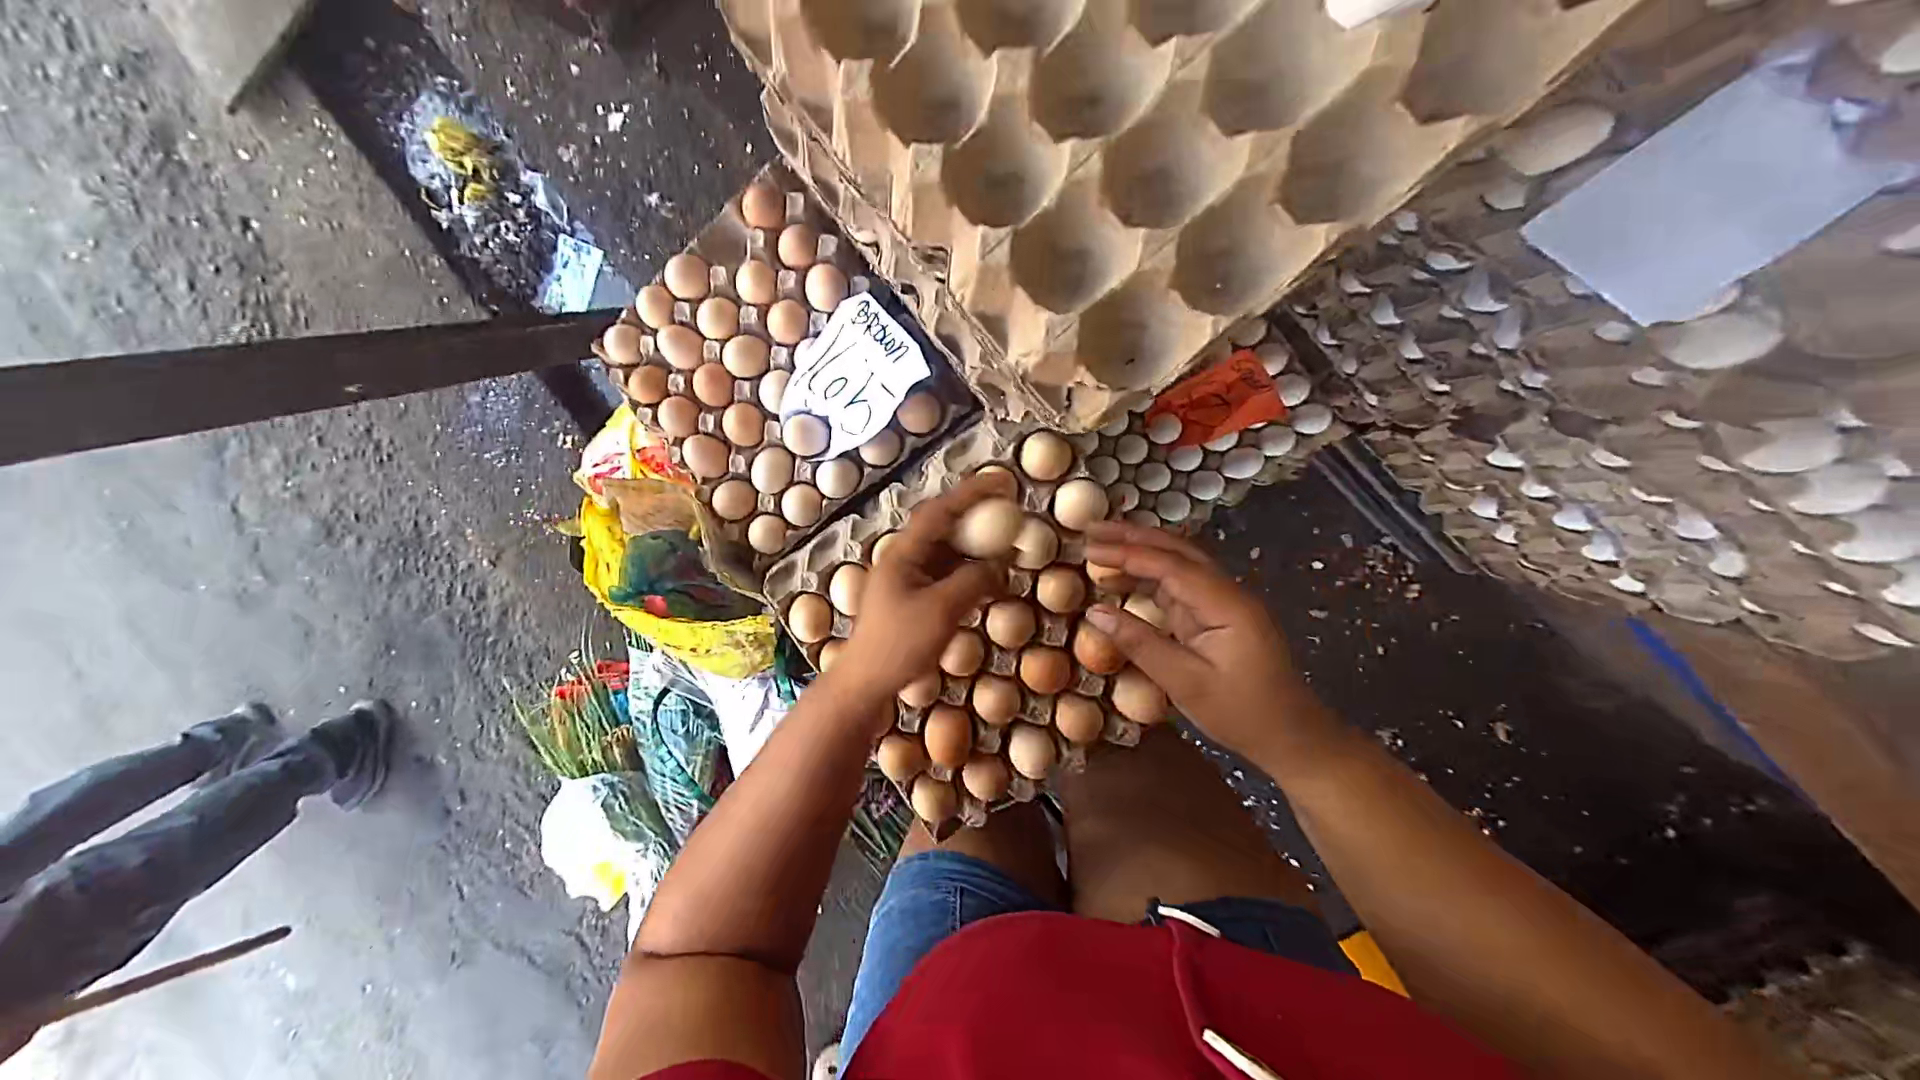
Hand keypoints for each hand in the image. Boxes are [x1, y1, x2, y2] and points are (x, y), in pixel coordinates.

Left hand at [836, 475, 1006, 700]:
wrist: (866, 684)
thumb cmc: (898, 645)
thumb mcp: (942, 611)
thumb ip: (974, 581)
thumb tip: (999, 564)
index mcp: (903, 554)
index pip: (940, 511)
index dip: (972, 492)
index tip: (1003, 482)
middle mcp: (904, 560)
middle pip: (944, 528)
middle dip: (978, 519)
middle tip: (1011, 514)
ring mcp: (908, 580)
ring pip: (948, 553)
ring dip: (977, 550)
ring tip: (1008, 549)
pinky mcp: (914, 600)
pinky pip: (947, 576)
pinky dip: (970, 575)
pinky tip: (991, 583)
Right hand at [1082, 521, 1335, 762]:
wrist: (1292, 737)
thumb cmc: (1243, 714)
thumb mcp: (1186, 684)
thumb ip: (1140, 644)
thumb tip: (1096, 613)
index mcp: (1228, 605)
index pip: (1172, 566)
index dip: (1129, 553)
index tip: (1091, 548)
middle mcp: (1228, 593)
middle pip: (1178, 551)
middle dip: (1133, 537)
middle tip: (1091, 530)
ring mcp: (1223, 603)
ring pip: (1178, 563)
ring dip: (1140, 552)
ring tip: (1099, 547)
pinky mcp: (1216, 616)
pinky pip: (1179, 586)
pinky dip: (1148, 577)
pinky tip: (1122, 580)